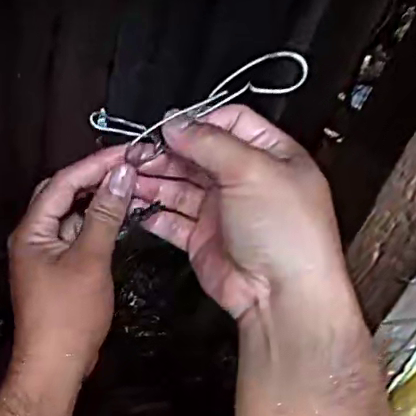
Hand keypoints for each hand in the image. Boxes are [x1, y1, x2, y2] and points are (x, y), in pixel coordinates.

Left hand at [7, 145, 135, 389]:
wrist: (54, 363)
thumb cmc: (67, 315)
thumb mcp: (90, 259)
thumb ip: (105, 214)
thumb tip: (121, 175)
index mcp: (30, 231)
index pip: (62, 182)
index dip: (96, 164)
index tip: (130, 152)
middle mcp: (32, 238)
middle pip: (62, 195)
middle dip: (95, 178)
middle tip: (131, 166)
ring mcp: (43, 255)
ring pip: (71, 216)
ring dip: (98, 202)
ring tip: (132, 187)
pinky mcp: (56, 271)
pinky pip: (75, 237)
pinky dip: (96, 225)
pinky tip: (120, 218)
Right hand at [128, 105, 350, 320]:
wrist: (279, 292)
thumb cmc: (288, 234)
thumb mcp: (252, 171)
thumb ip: (210, 143)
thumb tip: (177, 123)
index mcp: (268, 154)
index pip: (227, 124)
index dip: (195, 125)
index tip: (166, 131)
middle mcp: (243, 180)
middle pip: (195, 156)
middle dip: (165, 155)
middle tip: (135, 157)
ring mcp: (220, 210)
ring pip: (178, 187)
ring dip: (152, 182)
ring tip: (127, 180)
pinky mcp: (200, 238)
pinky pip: (170, 220)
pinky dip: (151, 213)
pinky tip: (134, 207)